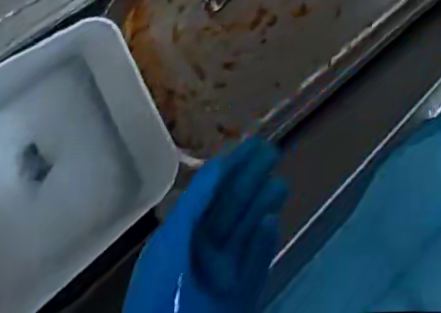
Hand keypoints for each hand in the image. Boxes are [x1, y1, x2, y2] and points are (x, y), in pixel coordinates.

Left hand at [123, 139, 285, 312]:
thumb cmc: (160, 299)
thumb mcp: (171, 244)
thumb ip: (195, 203)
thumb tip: (219, 164)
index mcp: (181, 236)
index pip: (210, 193)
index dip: (230, 167)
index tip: (251, 143)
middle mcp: (203, 253)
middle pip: (232, 209)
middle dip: (251, 180)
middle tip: (273, 152)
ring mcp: (223, 278)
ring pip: (246, 234)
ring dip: (262, 207)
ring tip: (280, 183)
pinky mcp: (242, 300)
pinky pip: (256, 267)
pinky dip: (264, 244)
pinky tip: (273, 222)